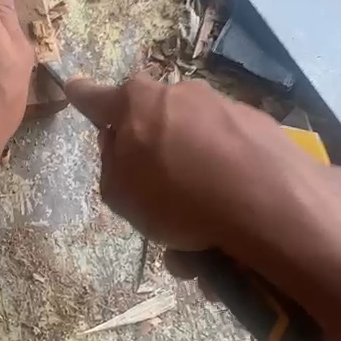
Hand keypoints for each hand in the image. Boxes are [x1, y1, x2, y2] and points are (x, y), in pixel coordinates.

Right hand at [65, 75, 340, 293]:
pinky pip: (230, 166)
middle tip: (156, 215)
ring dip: (192, 197)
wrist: (267, 202)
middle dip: (154, 171)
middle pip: (156, 131)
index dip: (84, 98)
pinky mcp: (265, 132)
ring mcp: (226, 110)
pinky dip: (225, 197)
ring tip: (198, 252)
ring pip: (196, 156)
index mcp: (137, 103)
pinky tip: (229, 243)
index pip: (98, 99)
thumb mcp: (120, 194)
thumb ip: (111, 167)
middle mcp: (181, 96)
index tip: (74, 88)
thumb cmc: (176, 195)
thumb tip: (120, 147)